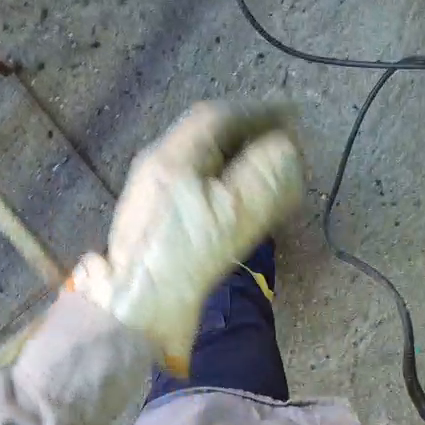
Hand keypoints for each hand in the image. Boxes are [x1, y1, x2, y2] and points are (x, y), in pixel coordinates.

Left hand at [71, 102, 303, 375]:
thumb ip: (264, 174)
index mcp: (171, 157)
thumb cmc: (184, 261)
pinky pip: (191, 189)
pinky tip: (234, 208)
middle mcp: (155, 168)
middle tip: (281, 144)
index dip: (258, 113)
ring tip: (264, 174)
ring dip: (233, 163)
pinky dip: (220, 186)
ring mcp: (149, 197)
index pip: (217, 117)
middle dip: (247, 137)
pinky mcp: (151, 224)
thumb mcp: (234, 214)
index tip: (290, 117)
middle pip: (205, 139)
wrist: (135, 311)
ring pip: (197, 165)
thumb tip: (285, 148)